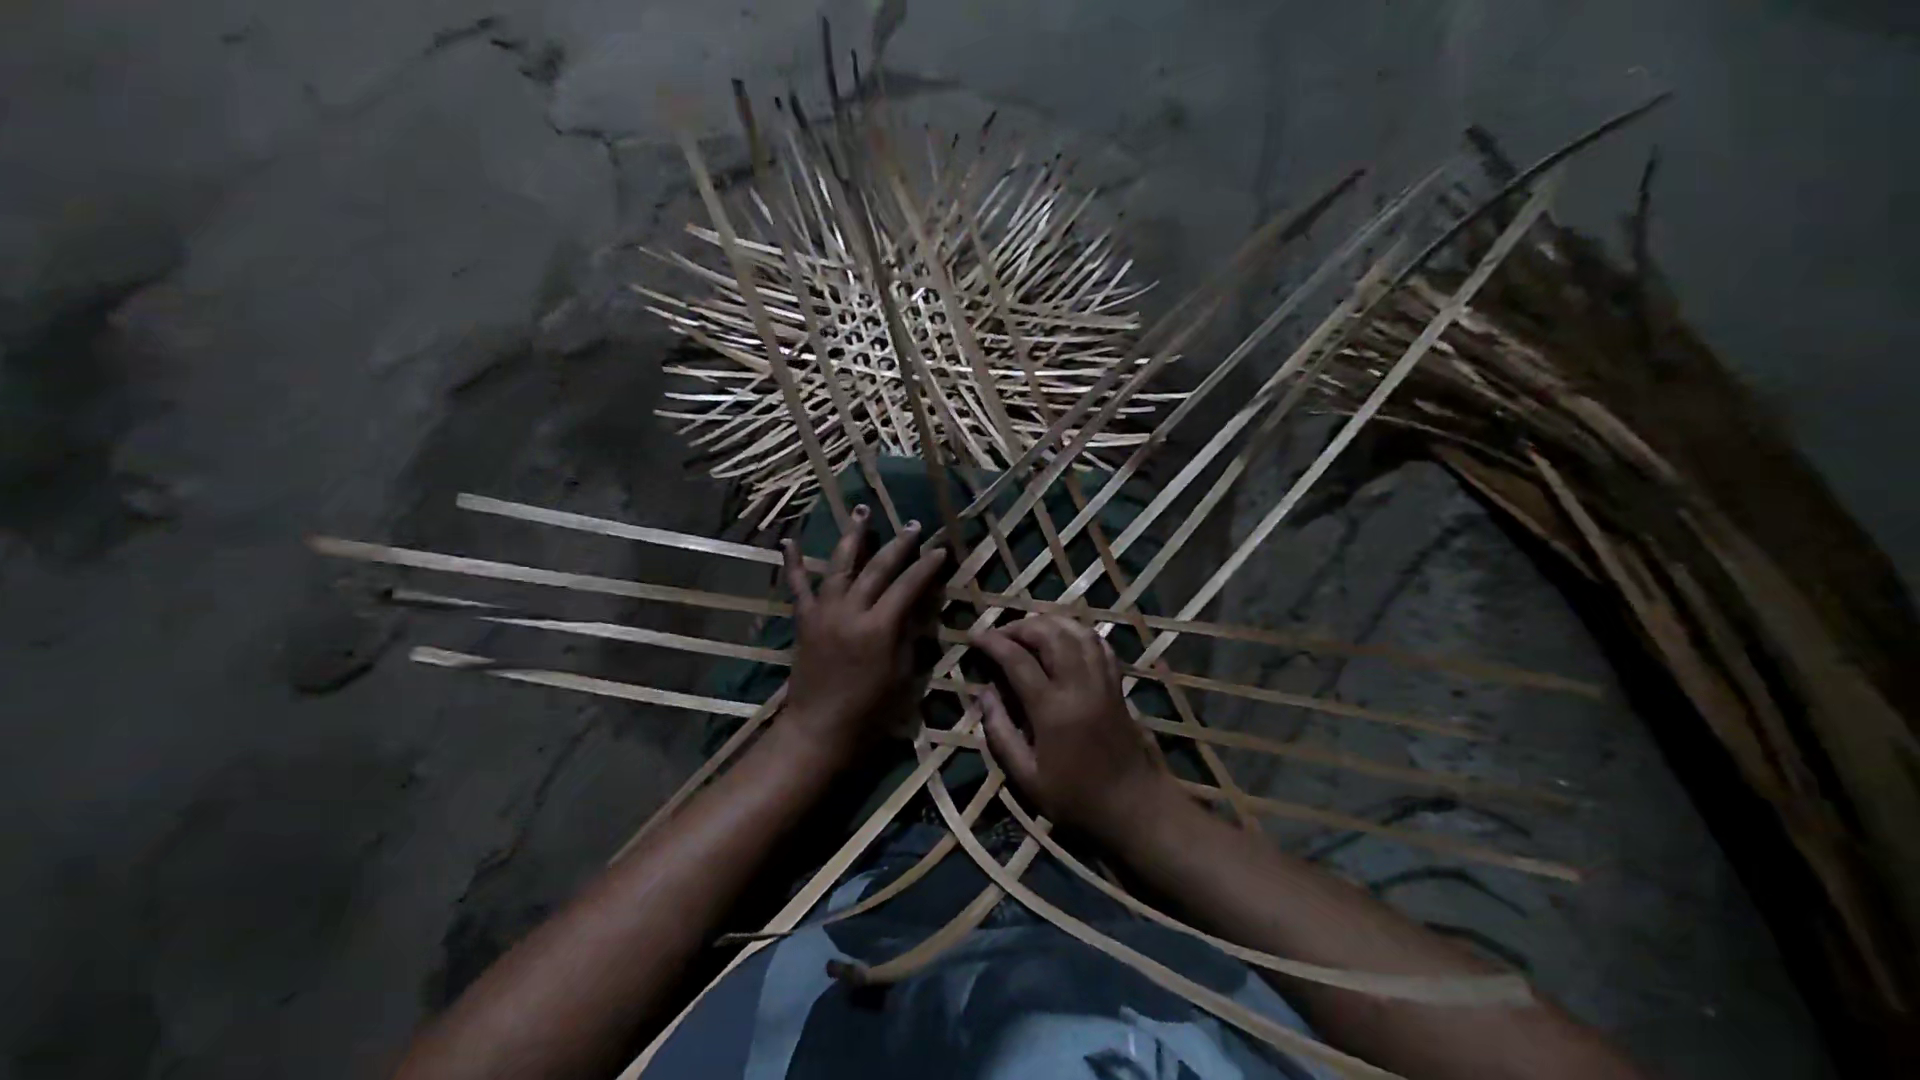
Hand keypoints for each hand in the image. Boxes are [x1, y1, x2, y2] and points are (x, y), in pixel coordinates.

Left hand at [779, 505, 947, 765]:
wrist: (819, 728)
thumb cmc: (869, 710)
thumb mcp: (902, 675)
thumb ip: (908, 636)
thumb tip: (915, 608)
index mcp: (880, 627)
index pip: (909, 586)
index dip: (927, 567)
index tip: (940, 550)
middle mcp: (851, 611)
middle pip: (878, 568)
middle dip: (899, 545)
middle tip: (914, 526)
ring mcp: (824, 612)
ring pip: (840, 564)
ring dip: (853, 536)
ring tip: (863, 511)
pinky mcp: (804, 620)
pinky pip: (798, 587)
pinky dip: (793, 563)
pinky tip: (788, 541)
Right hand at [970, 615, 1174, 840]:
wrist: (1135, 806)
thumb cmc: (1075, 798)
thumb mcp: (1026, 777)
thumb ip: (1000, 733)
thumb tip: (984, 693)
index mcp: (1052, 709)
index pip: (1017, 660)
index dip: (992, 643)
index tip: (974, 637)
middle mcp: (1079, 685)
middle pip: (1049, 634)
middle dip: (1020, 626)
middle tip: (1000, 635)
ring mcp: (1103, 681)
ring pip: (1077, 631)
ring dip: (1049, 623)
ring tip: (1028, 631)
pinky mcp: (1117, 685)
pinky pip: (1099, 644)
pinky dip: (1078, 633)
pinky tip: (1064, 638)